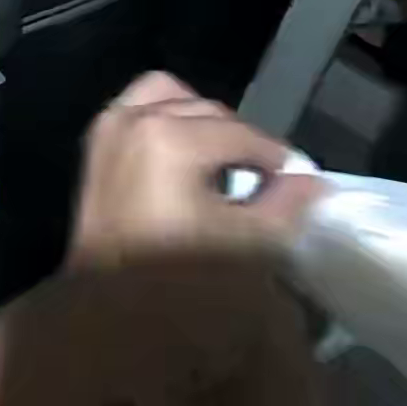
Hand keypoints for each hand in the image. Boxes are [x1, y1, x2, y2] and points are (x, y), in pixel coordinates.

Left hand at [69, 71, 318, 266]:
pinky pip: (136, 106)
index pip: (243, 134)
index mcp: (170, 137)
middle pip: (206, 109)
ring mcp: (109, 125)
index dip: (280, 159)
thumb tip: (311, 180)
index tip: (302, 183)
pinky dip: (164, 116)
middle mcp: (135, 117)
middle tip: (266, 179)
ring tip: (223, 161)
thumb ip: (284, 206)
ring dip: (200, 119)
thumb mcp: (246, 247)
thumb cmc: (178, 283)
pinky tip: (184, 155)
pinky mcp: (95, 141)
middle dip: (242, 139)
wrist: (105, 310)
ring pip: (167, 95)